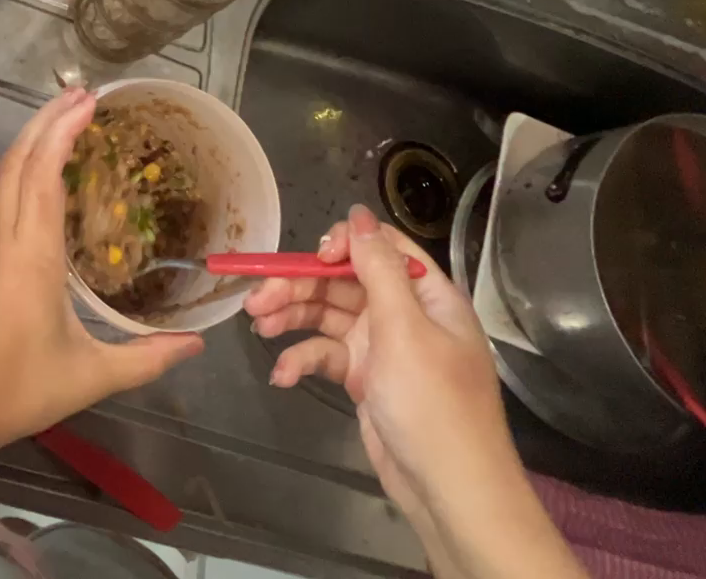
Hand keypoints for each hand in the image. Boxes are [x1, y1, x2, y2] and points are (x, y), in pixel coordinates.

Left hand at [0, 88, 204, 454]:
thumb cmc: (12, 390)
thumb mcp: (89, 377)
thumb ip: (147, 359)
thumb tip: (197, 345)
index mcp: (31, 253)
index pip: (44, 172)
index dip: (64, 130)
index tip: (89, 101)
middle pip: (19, 159)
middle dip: (48, 120)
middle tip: (81, 95)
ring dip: (27, 140)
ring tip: (57, 122)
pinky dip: (8, 168)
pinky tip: (18, 171)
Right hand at [245, 206, 519, 531]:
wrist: (449, 491)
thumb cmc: (432, 402)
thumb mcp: (404, 328)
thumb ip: (377, 267)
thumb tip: (358, 214)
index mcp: (424, 295)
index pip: (379, 248)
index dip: (343, 245)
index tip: (314, 258)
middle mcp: (402, 313)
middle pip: (340, 281)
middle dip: (298, 287)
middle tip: (256, 299)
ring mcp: (381, 346)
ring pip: (326, 314)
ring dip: (291, 318)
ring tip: (258, 327)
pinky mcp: (362, 376)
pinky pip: (325, 354)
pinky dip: (302, 360)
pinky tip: (283, 376)